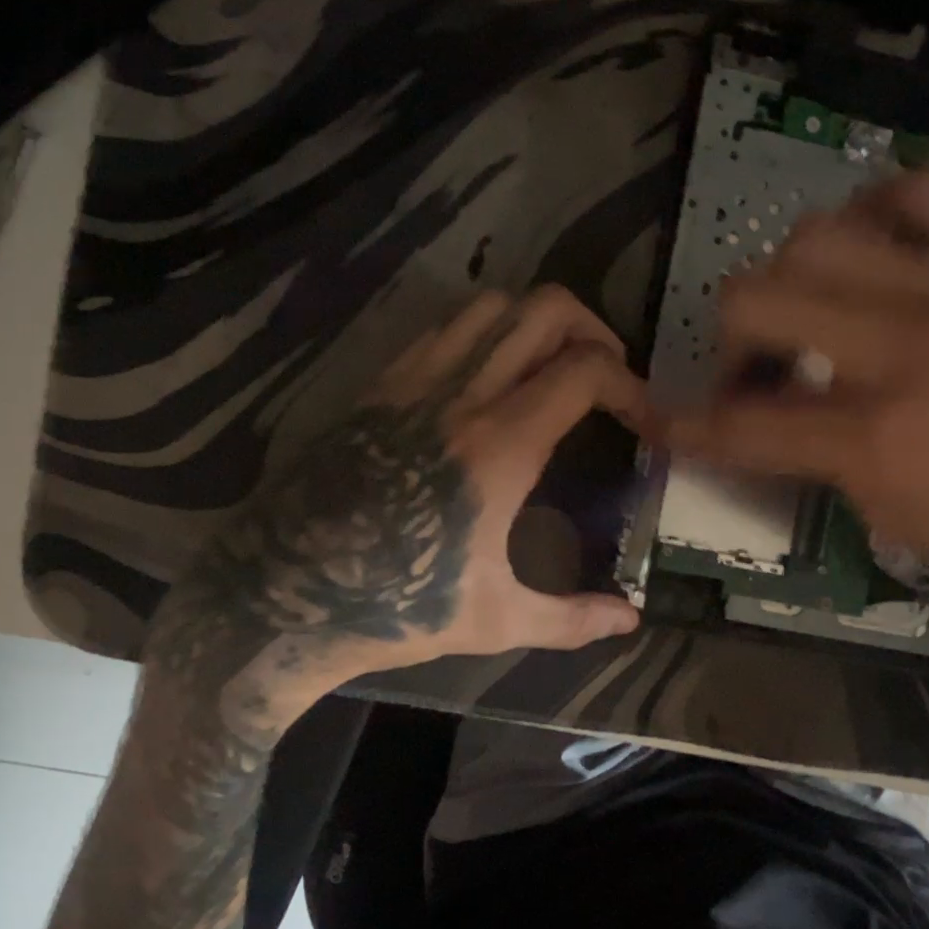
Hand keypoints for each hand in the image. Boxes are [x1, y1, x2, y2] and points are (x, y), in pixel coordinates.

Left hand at [183, 285, 646, 681]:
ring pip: (489, 307)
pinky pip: (441, 330)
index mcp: (499, 446)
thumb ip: (572, 618)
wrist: (283, 597)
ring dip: (535, 325)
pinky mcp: (376, 388)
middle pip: (544, 311)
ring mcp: (411, 383)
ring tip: (551, 372)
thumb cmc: (394, 608)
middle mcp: (458, 395)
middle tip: (607, 381)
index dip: (631, 388)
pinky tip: (487, 382)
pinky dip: (483, 334)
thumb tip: (630, 620)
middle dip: (593, 332)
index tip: (644, 425)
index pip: (585, 371)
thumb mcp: (496, 621)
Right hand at [665, 173, 928, 633]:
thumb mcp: (906, 524)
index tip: (660, 420)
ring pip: (822, 233)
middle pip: (758, 297)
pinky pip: (928, 193)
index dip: (686, 426)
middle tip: (754, 369)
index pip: (742, 424)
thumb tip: (779, 428)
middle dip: (730, 336)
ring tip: (811, 304)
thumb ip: (829, 465)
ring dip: (790, 270)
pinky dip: (881, 208)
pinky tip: (876, 245)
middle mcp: (904, 351)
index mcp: (877, 442)